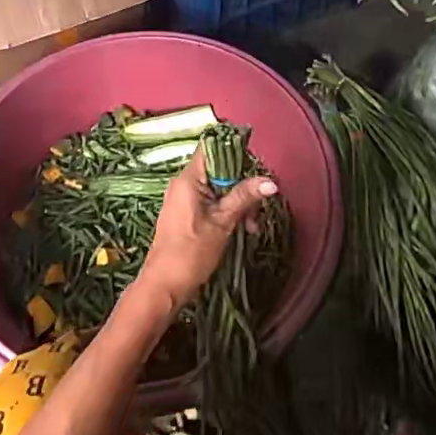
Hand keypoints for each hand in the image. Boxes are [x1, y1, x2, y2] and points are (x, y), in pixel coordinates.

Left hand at [136, 148, 277, 309]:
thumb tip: (271, 181)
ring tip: (252, 226)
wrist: (164, 286)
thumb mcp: (222, 222)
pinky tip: (242, 228)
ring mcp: (184, 198)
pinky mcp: (187, 213)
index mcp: (188, 179)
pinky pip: (212, 201)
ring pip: (219, 187)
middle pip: (219, 169)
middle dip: (242, 185)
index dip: (234, 150)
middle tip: (258, 208)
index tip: (255, 164)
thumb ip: (244, 197)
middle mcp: (184, 183)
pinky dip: (228, 211)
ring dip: (238, 202)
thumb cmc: (191, 252)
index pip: (211, 148)